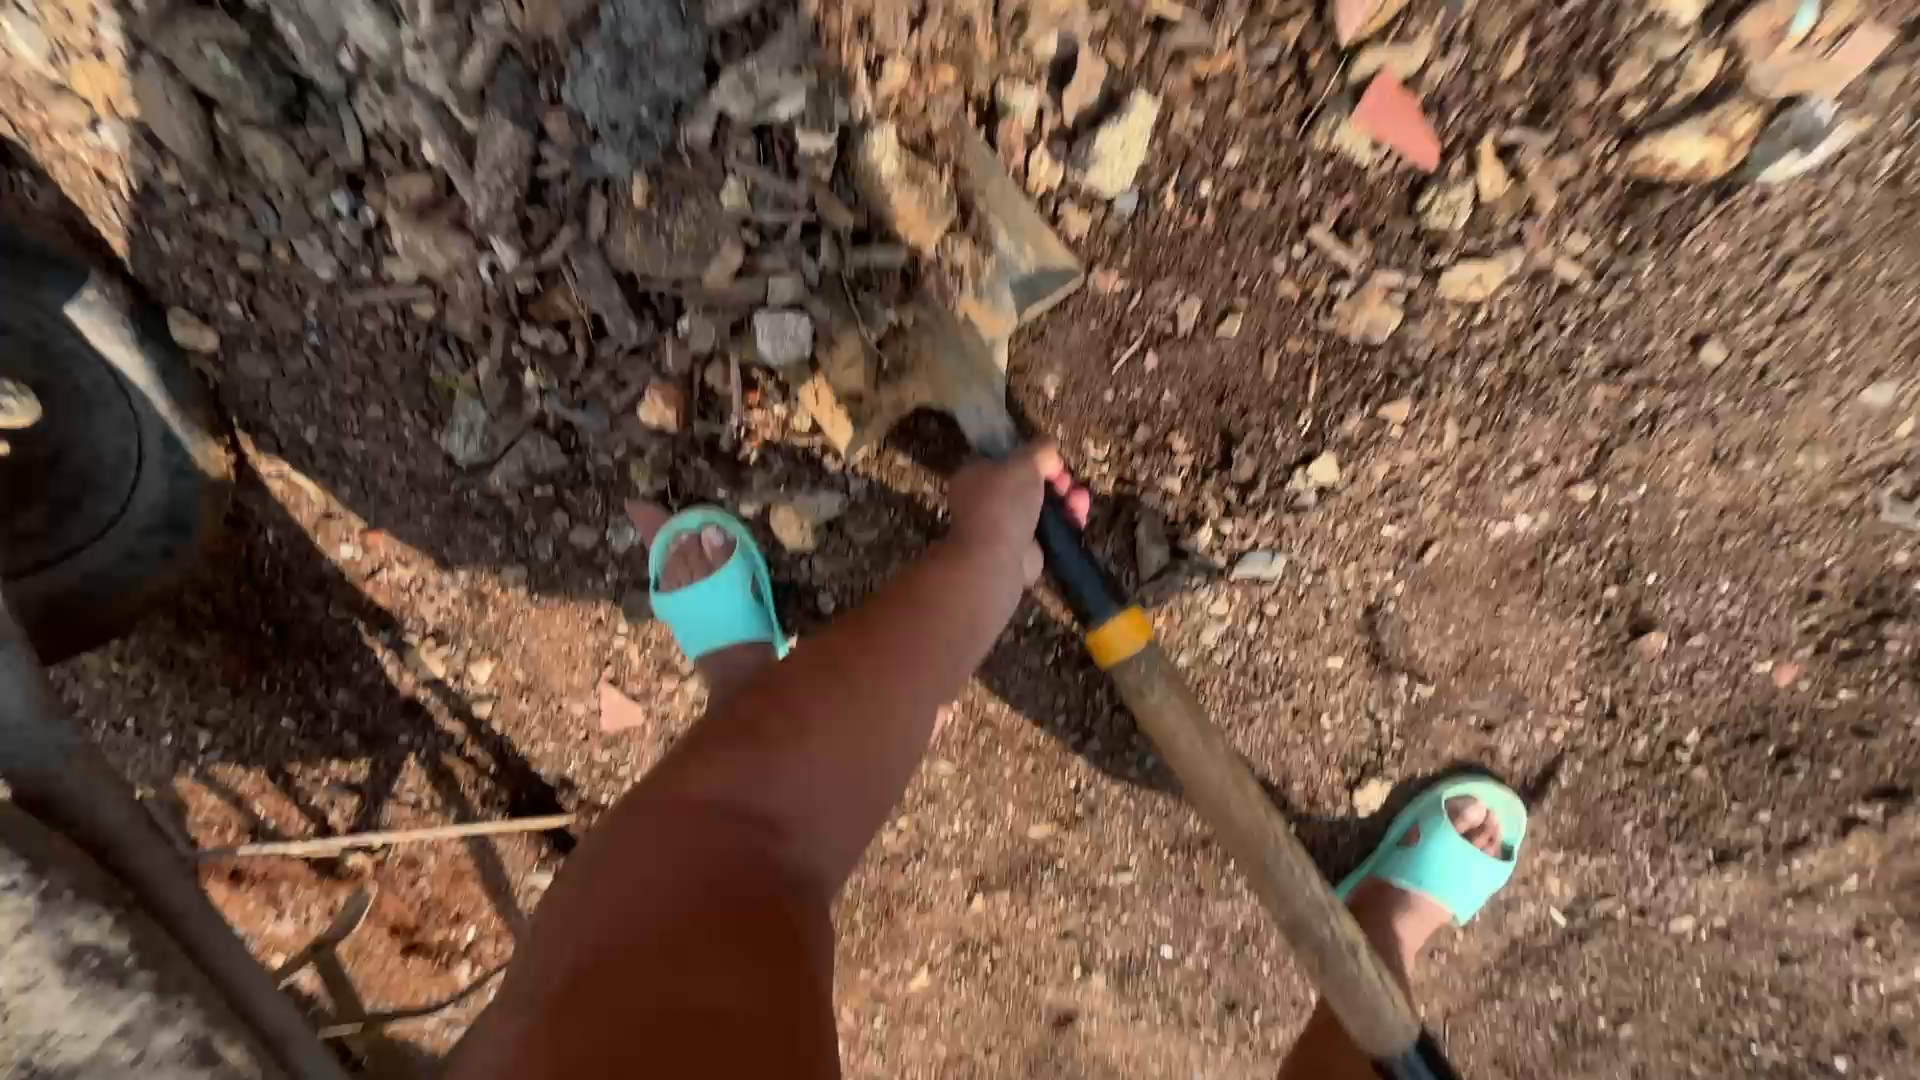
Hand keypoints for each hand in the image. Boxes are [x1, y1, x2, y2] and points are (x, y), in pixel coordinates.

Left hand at [948, 440, 1089, 583]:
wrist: (997, 557)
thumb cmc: (1003, 502)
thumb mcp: (1023, 461)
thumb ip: (1039, 449)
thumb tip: (1049, 450)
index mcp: (976, 475)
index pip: (1006, 458)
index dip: (1031, 456)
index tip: (1050, 459)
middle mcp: (988, 500)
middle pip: (1030, 482)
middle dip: (1055, 479)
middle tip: (1066, 481)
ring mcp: (1006, 525)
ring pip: (1044, 505)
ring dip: (1067, 499)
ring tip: (1079, 499)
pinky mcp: (1026, 546)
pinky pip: (1051, 528)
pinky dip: (1067, 521)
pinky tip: (1079, 515)